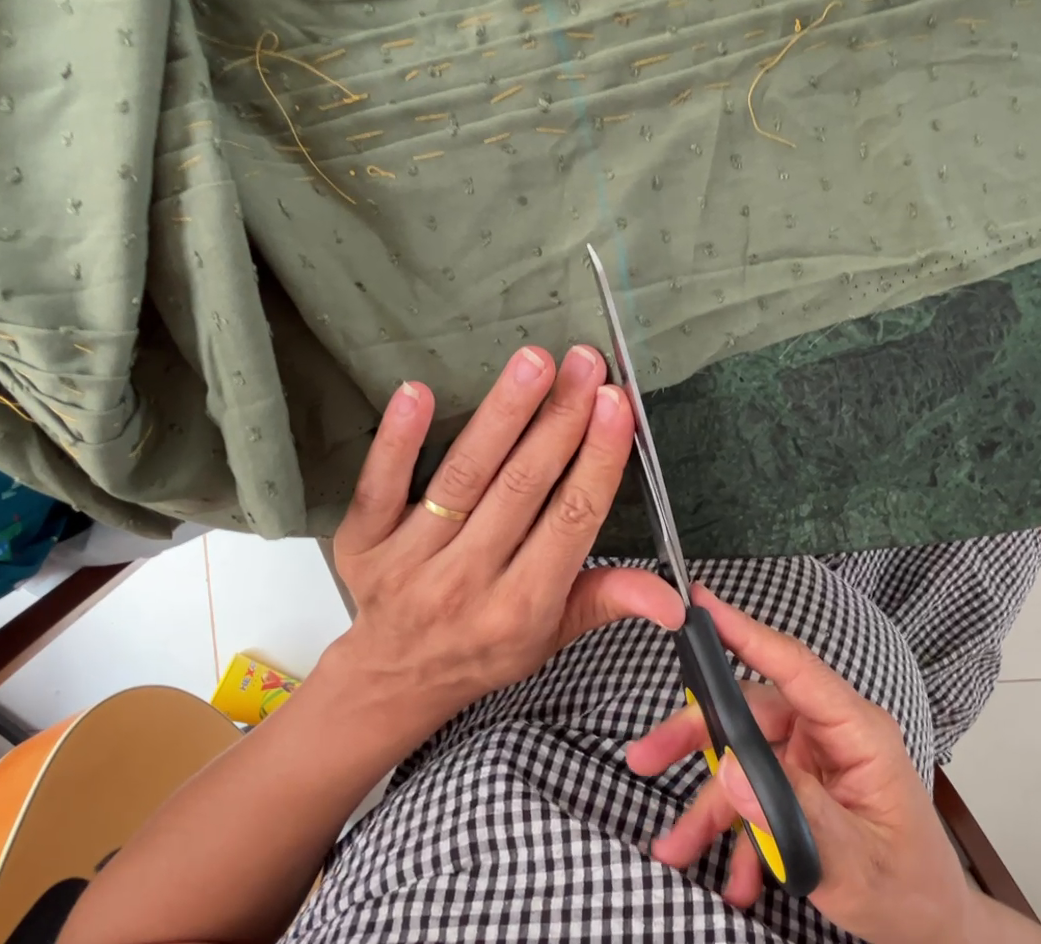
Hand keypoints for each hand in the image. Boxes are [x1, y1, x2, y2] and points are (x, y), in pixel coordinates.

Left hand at [329, 345, 684, 720]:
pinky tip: (418, 392)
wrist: (395, 678)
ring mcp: (411, 561)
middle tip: (586, 363)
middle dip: (560, 418)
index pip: (571, 519)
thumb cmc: (485, 648)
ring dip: (502, 414)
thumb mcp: (554, 635)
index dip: (598, 458)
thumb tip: (677, 601)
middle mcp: (467, 583)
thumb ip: (609, 601)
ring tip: (534, 362)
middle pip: (522, 487)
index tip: (617, 405)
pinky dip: (399, 439)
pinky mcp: (363, 543)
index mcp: (523, 607)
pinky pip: (380, 486)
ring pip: (465, 476)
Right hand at [626, 586, 971, 943]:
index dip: (746, 631)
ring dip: (707, 807)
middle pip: (750, 714)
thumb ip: (796, 814)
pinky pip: (751, 796)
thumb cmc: (909, 891)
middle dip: (696, 736)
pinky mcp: (797, 785)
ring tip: (675, 848)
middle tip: (646, 756)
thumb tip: (731, 769)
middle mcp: (830, 733)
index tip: (701, 603)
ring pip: (740, 761)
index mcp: (857, 732)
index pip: (795, 667)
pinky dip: (733, 836)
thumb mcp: (856, 864)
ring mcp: (811, 759)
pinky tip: (734, 879)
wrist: (929, 925)